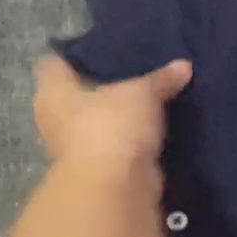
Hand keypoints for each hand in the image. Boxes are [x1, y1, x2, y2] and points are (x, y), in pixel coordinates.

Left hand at [33, 56, 191, 170]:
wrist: (116, 186)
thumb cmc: (112, 126)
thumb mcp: (143, 93)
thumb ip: (161, 79)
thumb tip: (184, 65)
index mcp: (53, 91)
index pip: (54, 63)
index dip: (77, 54)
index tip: (105, 50)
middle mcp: (54, 116)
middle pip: (76, 94)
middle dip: (102, 87)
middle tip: (136, 75)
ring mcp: (74, 145)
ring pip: (96, 121)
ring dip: (117, 116)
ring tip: (150, 102)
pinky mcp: (98, 166)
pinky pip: (114, 143)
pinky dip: (130, 138)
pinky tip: (154, 130)